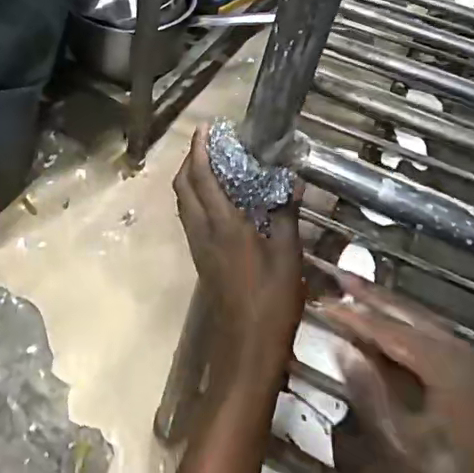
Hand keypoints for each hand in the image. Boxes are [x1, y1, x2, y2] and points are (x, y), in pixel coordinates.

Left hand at [174, 123, 303, 387]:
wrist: (246, 345)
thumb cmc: (271, 300)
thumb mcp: (289, 256)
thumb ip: (287, 215)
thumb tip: (291, 181)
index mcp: (222, 223)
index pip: (202, 175)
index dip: (200, 149)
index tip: (205, 128)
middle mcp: (201, 228)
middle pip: (183, 184)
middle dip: (190, 158)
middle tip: (208, 144)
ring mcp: (196, 243)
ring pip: (182, 199)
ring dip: (190, 177)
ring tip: (211, 165)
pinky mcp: (198, 256)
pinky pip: (189, 215)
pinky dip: (195, 196)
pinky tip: (216, 199)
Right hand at [318, 272, 473, 472]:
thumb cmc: (456, 466)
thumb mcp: (406, 439)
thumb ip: (372, 391)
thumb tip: (342, 348)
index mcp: (444, 359)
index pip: (384, 327)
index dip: (349, 314)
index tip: (319, 300)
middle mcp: (463, 350)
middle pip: (408, 314)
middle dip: (371, 295)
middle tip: (338, 273)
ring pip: (424, 321)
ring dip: (390, 307)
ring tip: (360, 291)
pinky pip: (438, 336)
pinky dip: (411, 325)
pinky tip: (396, 327)